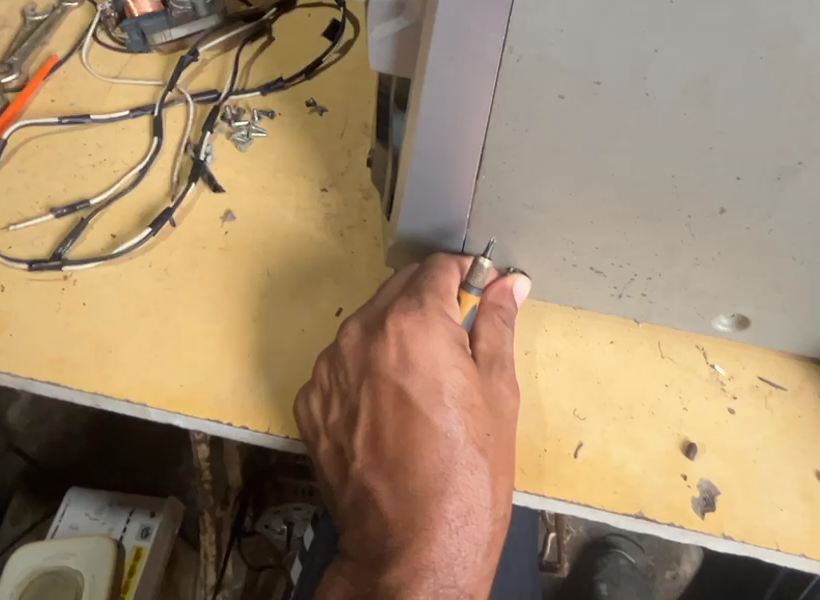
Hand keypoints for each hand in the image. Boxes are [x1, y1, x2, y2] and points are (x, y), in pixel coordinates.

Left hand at [294, 254, 530, 599]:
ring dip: (396, 333)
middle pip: (400, 288)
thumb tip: (509, 283)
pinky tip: (389, 407)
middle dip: (430, 301)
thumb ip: (497, 323)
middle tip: (457, 341)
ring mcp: (329, 367)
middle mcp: (362, 331)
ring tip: (422, 382)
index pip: (437, 267)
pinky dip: (366, 368)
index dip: (464, 275)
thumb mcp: (497, 391)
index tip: (479, 294)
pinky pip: (343, 362)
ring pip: (369, 323)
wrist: (413, 552)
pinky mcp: (311, 401)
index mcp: (413, 322)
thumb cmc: (468, 472)